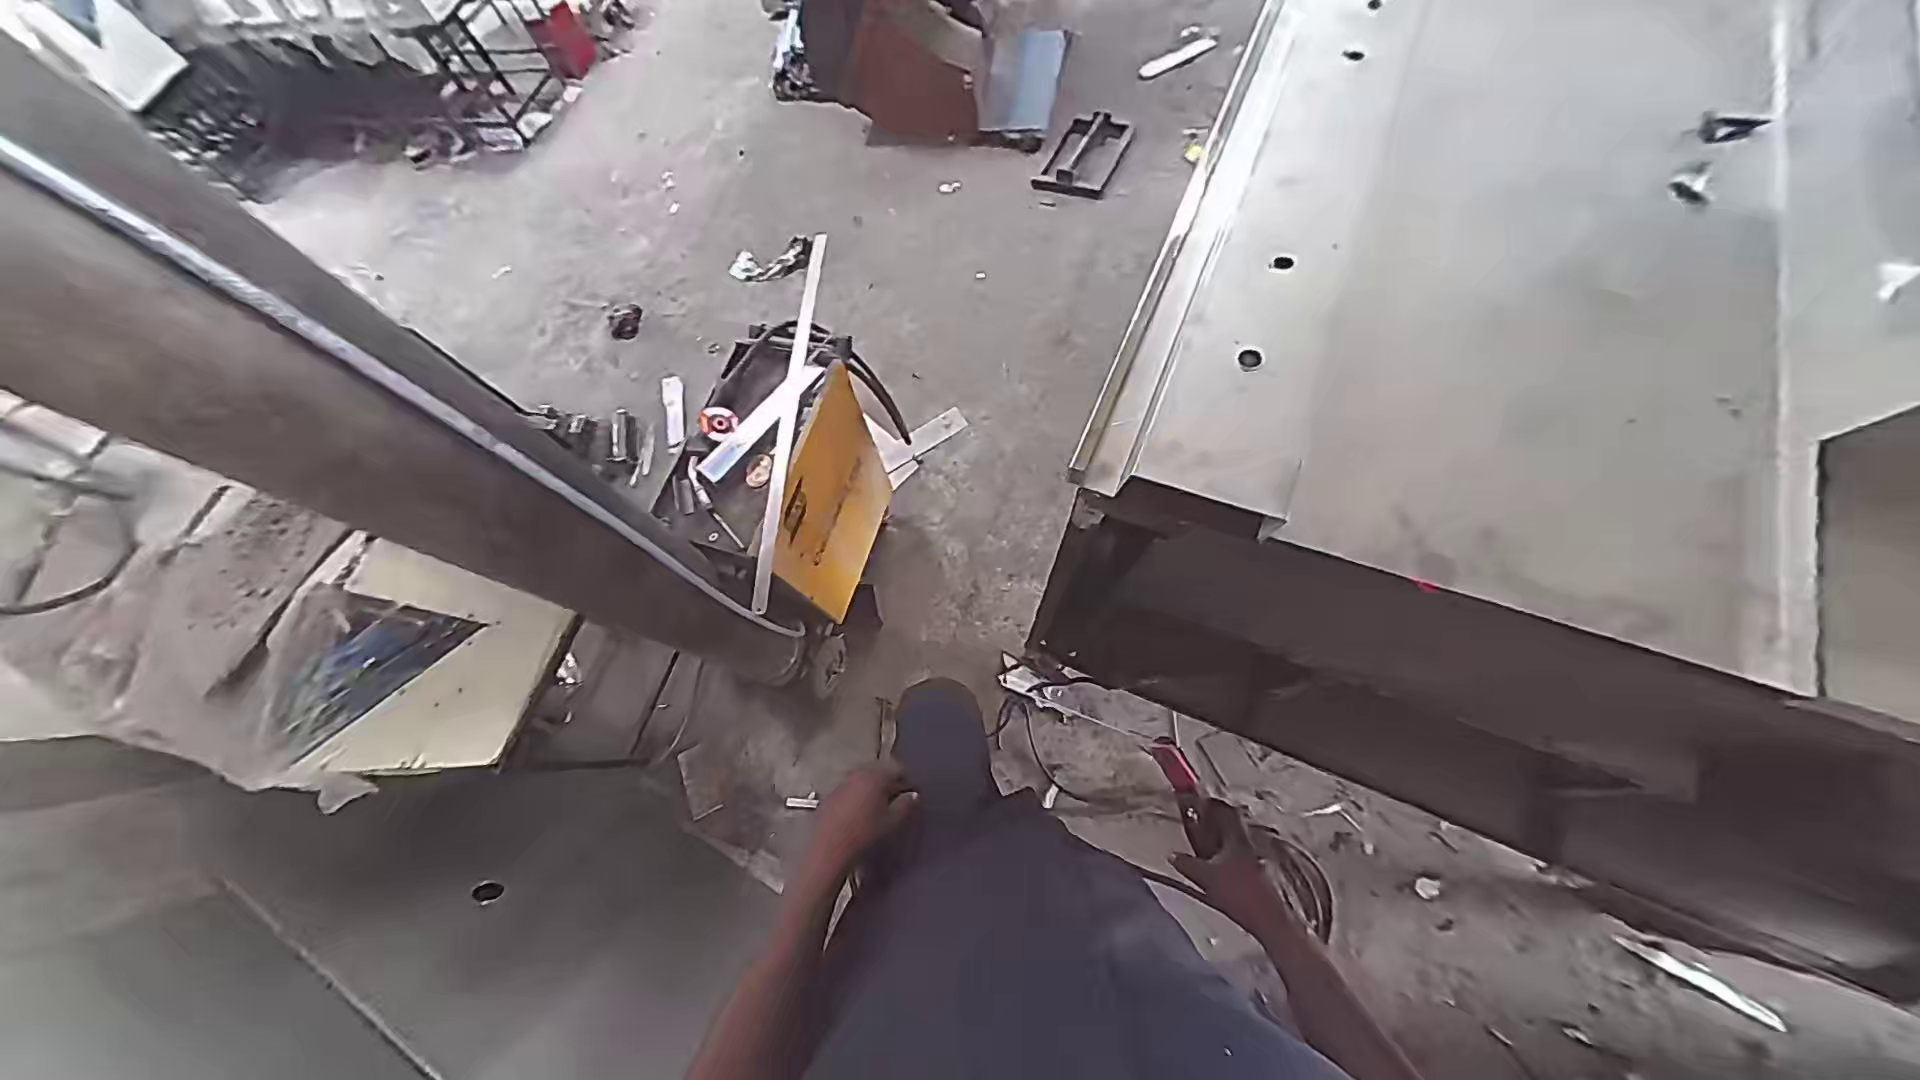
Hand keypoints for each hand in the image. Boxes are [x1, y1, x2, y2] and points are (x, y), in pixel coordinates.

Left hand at [795, 762, 917, 896]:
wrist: (828, 850)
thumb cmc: (864, 834)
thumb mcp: (891, 822)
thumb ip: (905, 805)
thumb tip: (913, 795)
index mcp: (875, 775)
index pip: (898, 768)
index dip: (907, 780)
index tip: (912, 794)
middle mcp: (857, 773)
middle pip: (879, 771)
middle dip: (889, 783)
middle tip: (897, 801)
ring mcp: (841, 784)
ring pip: (863, 780)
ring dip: (872, 790)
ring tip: (879, 809)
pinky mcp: (829, 796)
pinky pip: (849, 790)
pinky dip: (857, 797)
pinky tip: (859, 815)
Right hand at [1169, 798, 1297, 939]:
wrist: (1273, 923)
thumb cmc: (1240, 894)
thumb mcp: (1205, 877)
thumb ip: (1187, 864)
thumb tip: (1173, 855)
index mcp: (1237, 840)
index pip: (1227, 813)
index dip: (1214, 806)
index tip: (1204, 802)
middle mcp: (1254, 847)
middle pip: (1238, 828)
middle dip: (1224, 825)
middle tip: (1209, 826)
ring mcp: (1265, 864)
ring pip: (1246, 847)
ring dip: (1234, 846)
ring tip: (1219, 852)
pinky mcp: (1273, 882)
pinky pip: (1253, 865)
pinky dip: (1242, 865)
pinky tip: (1234, 876)